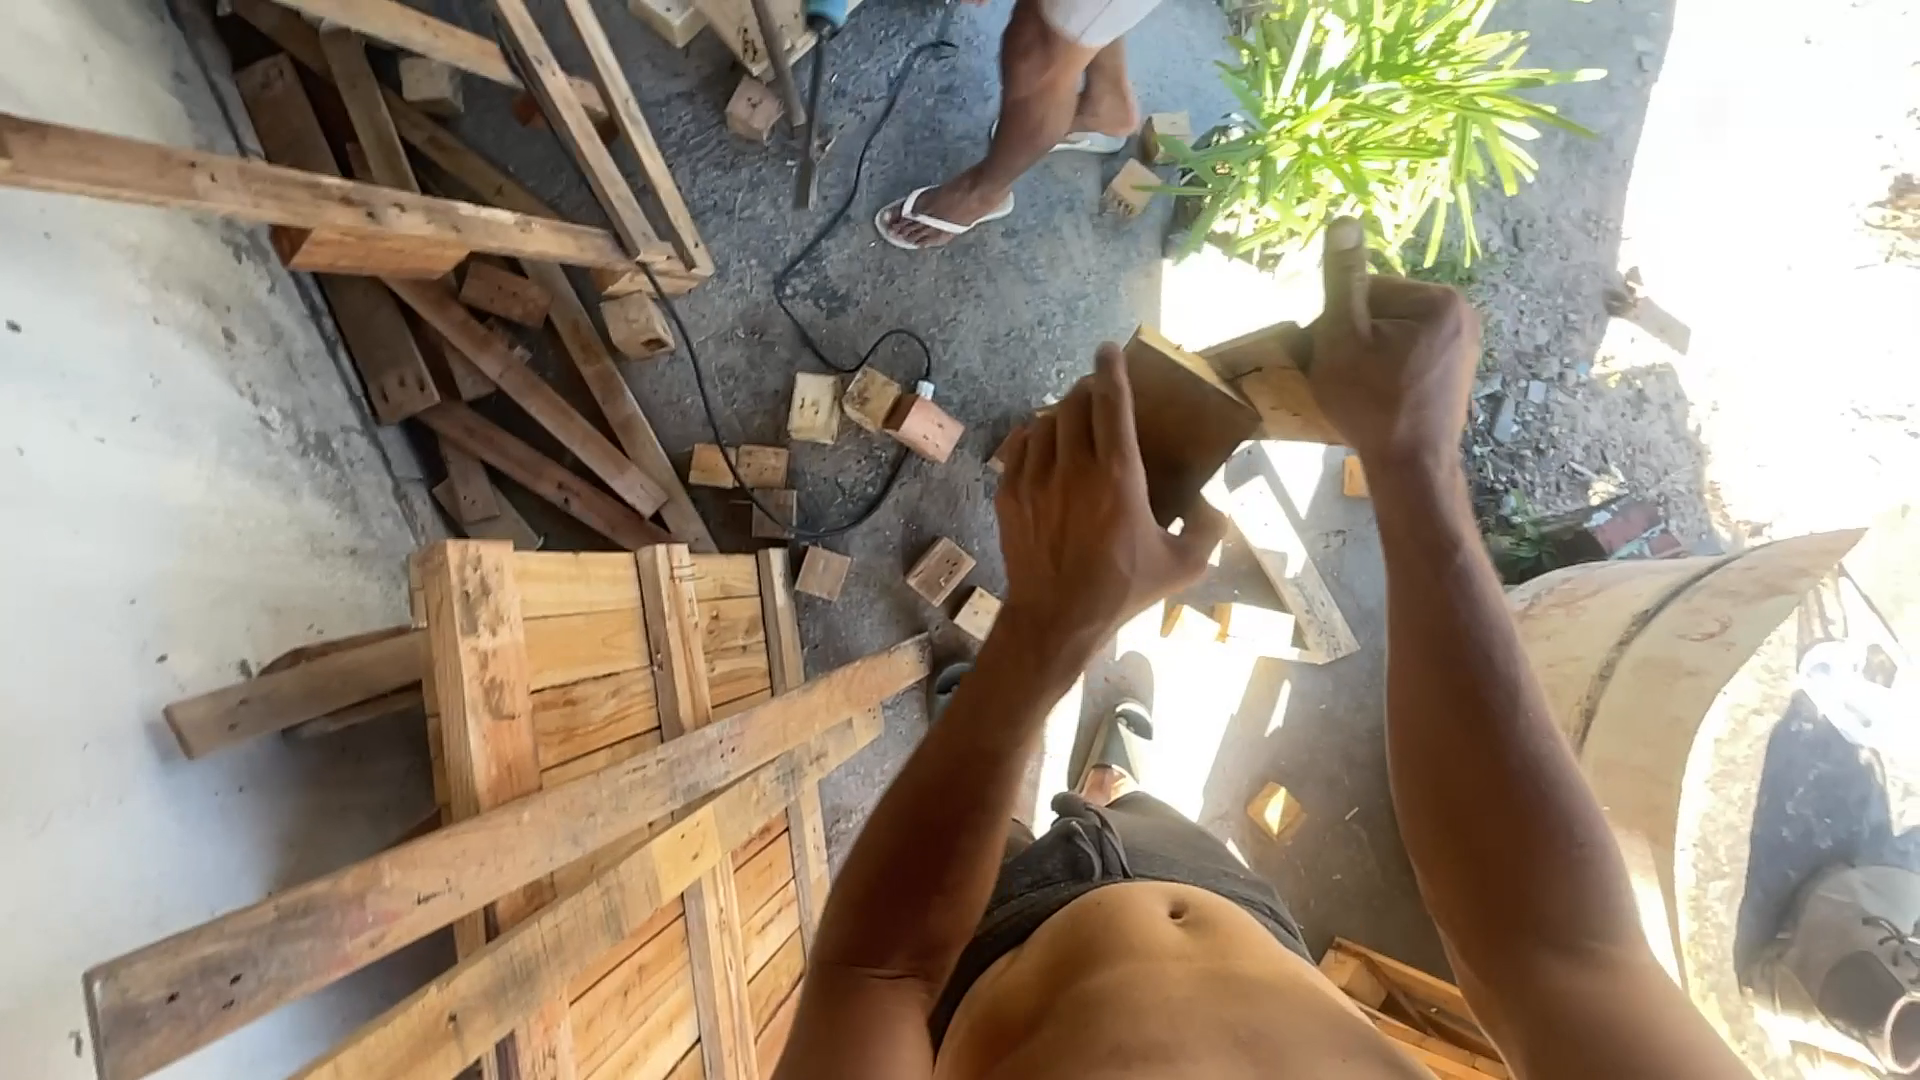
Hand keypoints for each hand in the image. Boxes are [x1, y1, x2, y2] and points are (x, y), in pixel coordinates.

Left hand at [993, 346, 1227, 647]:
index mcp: (1119, 476)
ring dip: (1061, 416)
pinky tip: (1042, 446)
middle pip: (1074, 404)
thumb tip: (1213, 503)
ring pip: (1044, 422)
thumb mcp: (1183, 566)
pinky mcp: (1009, 495)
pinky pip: (1018, 447)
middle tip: (1096, 397)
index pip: (1113, 403)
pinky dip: (1032, 437)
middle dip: (1086, 391)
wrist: (1057, 618)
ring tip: (1072, 426)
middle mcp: (1074, 468)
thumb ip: (1208, 528)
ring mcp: (1036, 480)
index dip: (1112, 370)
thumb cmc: (1122, 590)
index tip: (1109, 349)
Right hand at [1306, 218, 1479, 469]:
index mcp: (1438, 300)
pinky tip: (1376, 399)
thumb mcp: (1343, 335)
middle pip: (1383, 313)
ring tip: (1356, 390)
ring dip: (1367, 358)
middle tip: (1340, 376)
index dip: (1338, 322)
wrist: (1410, 463)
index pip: (1368, 291)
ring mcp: (1464, 349)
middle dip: (1355, 339)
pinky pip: (1409, 361)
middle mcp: (1462, 316)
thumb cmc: (1371, 400)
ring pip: (1393, 340)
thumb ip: (1342, 279)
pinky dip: (1386, 375)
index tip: (1330, 355)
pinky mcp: (1456, 377)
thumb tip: (1343, 220)